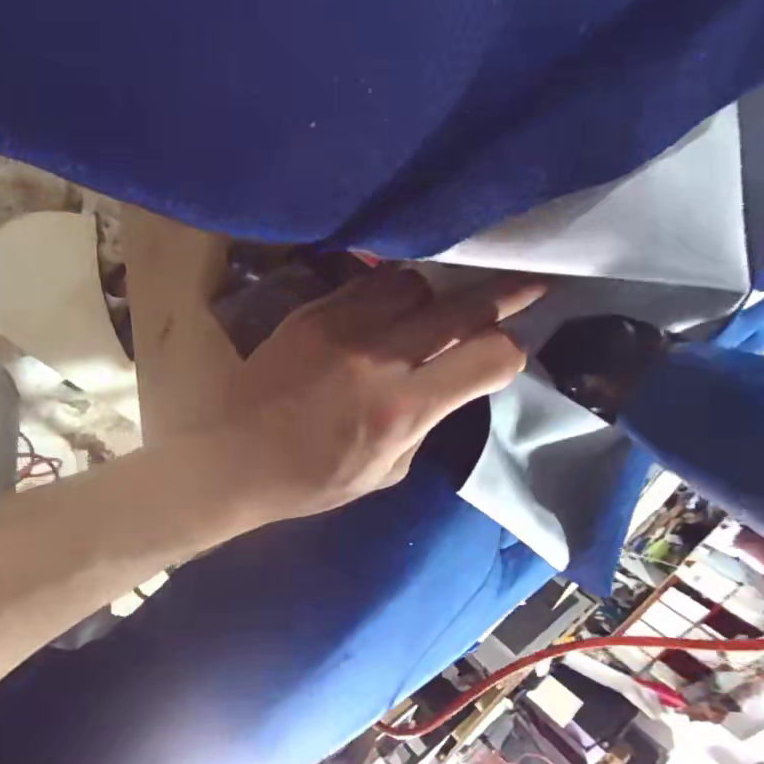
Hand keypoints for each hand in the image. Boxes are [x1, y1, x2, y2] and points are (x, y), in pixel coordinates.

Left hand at [208, 264, 542, 520]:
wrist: (233, 460)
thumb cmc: (311, 481)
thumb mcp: (386, 471)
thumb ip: (427, 423)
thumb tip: (451, 384)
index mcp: (401, 409)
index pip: (488, 356)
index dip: (511, 354)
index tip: (510, 355)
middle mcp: (378, 357)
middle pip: (461, 306)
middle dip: (505, 295)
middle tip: (530, 285)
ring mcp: (341, 326)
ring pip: (415, 281)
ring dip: (437, 294)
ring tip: (439, 307)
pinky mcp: (311, 311)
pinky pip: (368, 282)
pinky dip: (392, 289)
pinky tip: (395, 302)